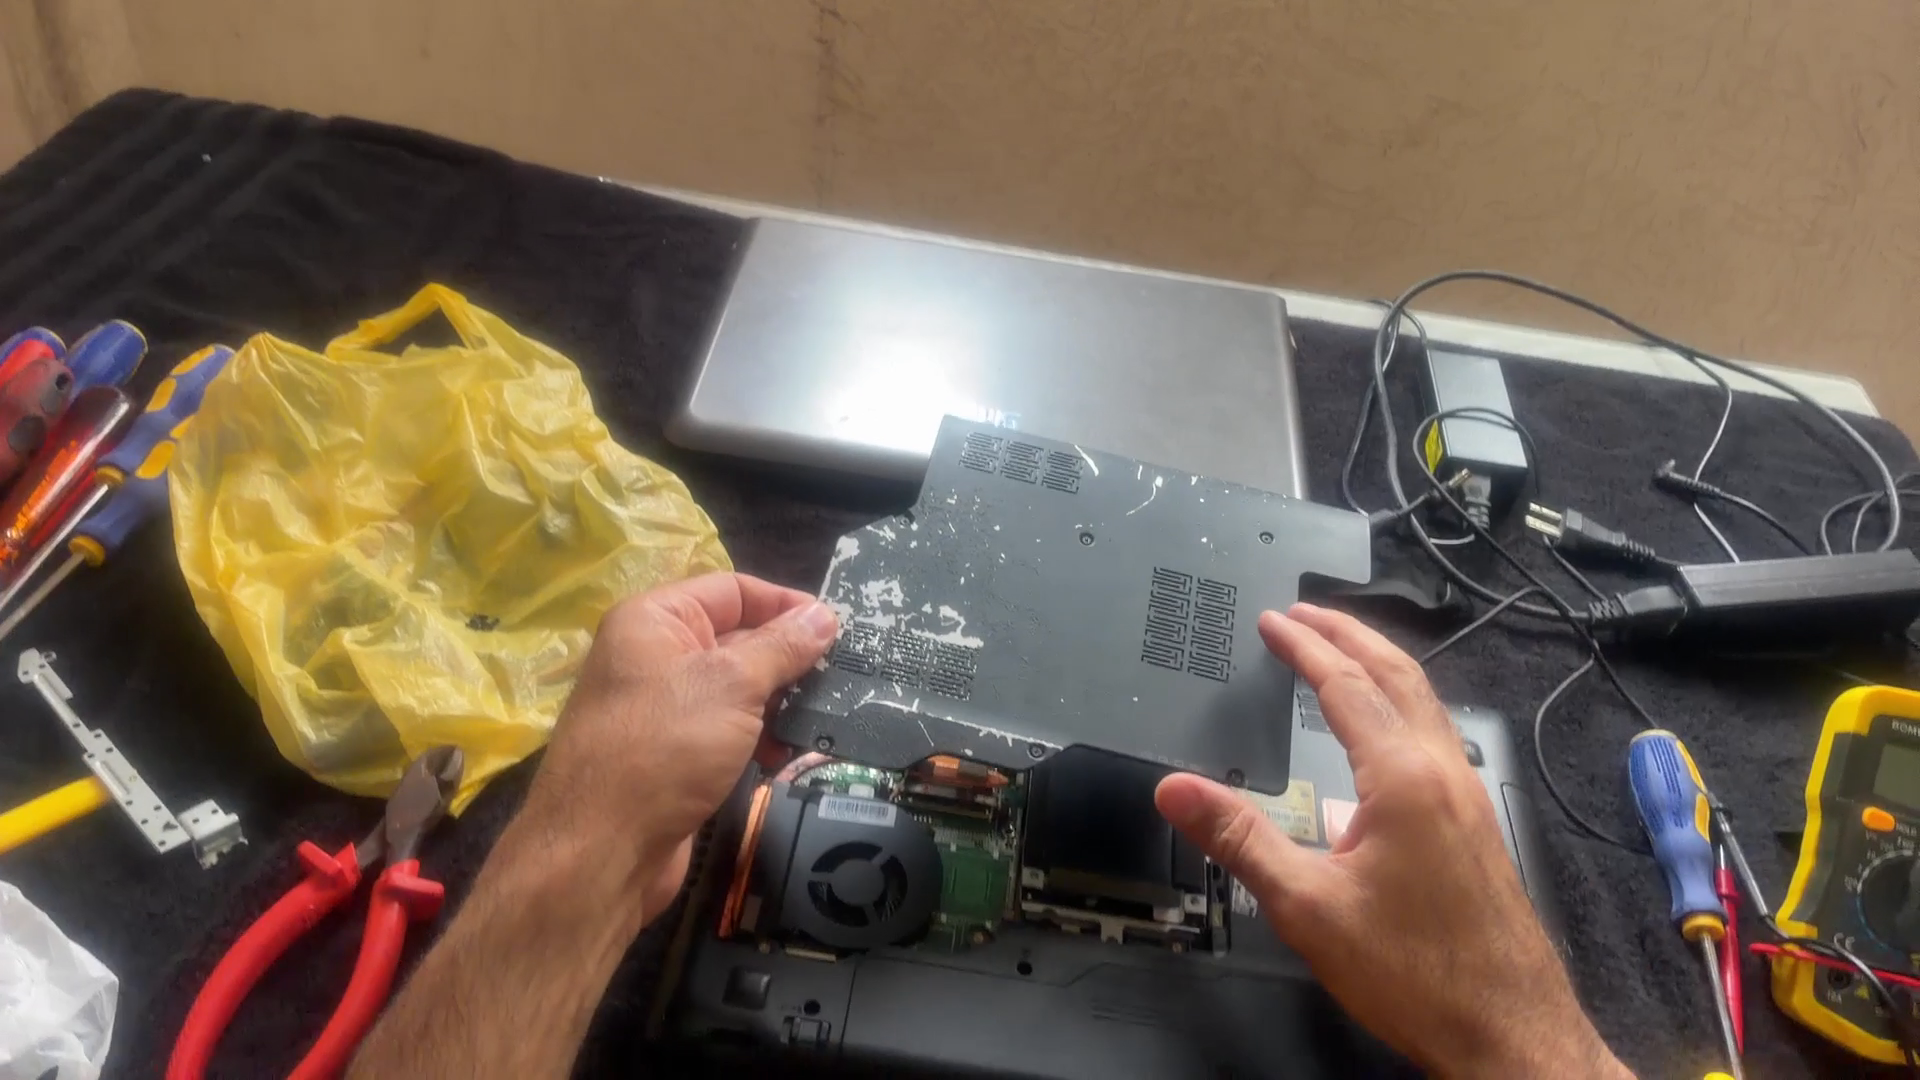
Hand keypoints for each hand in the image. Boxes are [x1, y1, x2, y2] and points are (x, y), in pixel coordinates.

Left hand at [516, 572, 838, 921]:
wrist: (601, 852)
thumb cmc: (665, 747)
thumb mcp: (733, 684)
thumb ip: (783, 647)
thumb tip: (823, 615)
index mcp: (657, 620)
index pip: (734, 591)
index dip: (785, 604)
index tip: (834, 627)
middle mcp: (657, 655)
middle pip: (740, 638)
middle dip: (788, 658)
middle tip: (839, 675)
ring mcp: (665, 706)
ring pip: (739, 686)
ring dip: (779, 701)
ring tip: (820, 716)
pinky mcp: (675, 750)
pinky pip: (728, 726)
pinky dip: (759, 735)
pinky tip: (785, 754)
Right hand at [1155, 604, 1626, 1078]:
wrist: (1516, 1041)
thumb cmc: (1412, 973)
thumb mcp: (1306, 906)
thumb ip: (1238, 838)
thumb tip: (1172, 787)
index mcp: (1402, 779)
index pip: (1346, 686)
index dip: (1304, 647)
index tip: (1272, 620)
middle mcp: (1442, 772)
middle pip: (1397, 674)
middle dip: (1347, 632)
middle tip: (1304, 611)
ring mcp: (1466, 795)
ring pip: (1423, 700)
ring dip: (1376, 660)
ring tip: (1336, 647)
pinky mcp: (1473, 821)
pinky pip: (1431, 731)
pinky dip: (1396, 697)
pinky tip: (1377, 724)